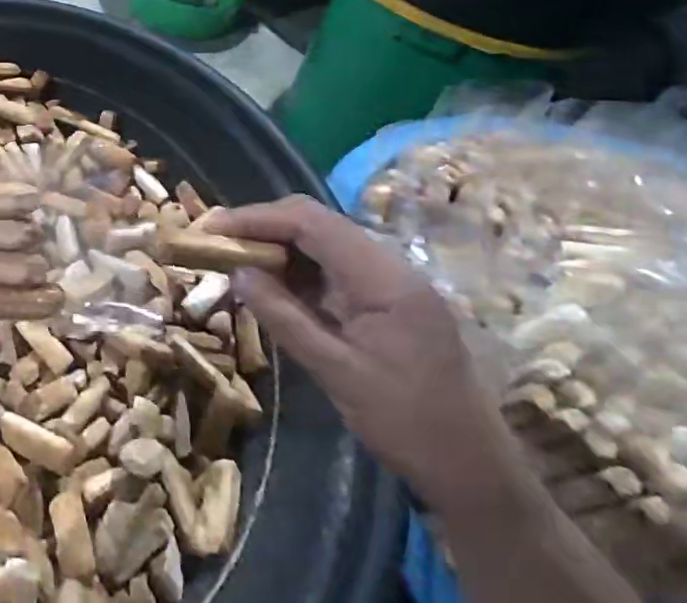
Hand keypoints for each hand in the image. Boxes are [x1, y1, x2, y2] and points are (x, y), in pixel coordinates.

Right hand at [213, 197, 516, 509]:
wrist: (474, 469)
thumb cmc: (408, 424)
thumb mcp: (338, 373)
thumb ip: (285, 318)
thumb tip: (238, 273)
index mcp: (384, 277)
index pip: (311, 222)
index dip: (257, 218)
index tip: (213, 227)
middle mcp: (389, 266)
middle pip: (317, 223)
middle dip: (263, 226)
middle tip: (216, 242)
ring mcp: (390, 281)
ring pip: (324, 242)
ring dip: (278, 246)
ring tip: (234, 258)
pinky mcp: (386, 300)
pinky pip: (334, 269)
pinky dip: (298, 270)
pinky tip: (271, 284)